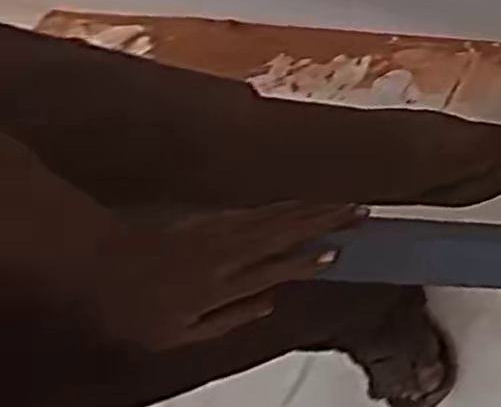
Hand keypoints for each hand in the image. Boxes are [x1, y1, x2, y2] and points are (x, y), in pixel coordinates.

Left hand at [85, 202, 364, 349]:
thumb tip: (272, 301)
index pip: (280, 268)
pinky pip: (271, 209)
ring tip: (348, 204)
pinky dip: (297, 204)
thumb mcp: (171, 334)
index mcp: (221, 286)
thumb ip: (226, 321)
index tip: (338, 254)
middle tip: (362, 214)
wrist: (101, 265)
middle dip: (331, 222)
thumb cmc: (135, 307)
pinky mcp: (226, 216)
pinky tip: (310, 203)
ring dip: (320, 209)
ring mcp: (230, 231)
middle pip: (292, 233)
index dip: (311, 261)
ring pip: (286, 216)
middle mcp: (232, 254)